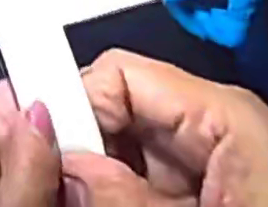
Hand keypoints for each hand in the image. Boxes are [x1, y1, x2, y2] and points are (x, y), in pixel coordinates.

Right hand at [58, 50, 267, 206]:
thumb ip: (130, 197)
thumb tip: (56, 163)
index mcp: (222, 113)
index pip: (120, 73)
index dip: (77, 102)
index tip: (45, 147)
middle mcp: (213, 125)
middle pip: (118, 110)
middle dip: (85, 147)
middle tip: (58, 188)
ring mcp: (213, 164)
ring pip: (126, 149)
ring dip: (99, 178)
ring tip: (73, 198)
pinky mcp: (211, 195)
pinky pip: (146, 180)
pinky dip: (121, 196)